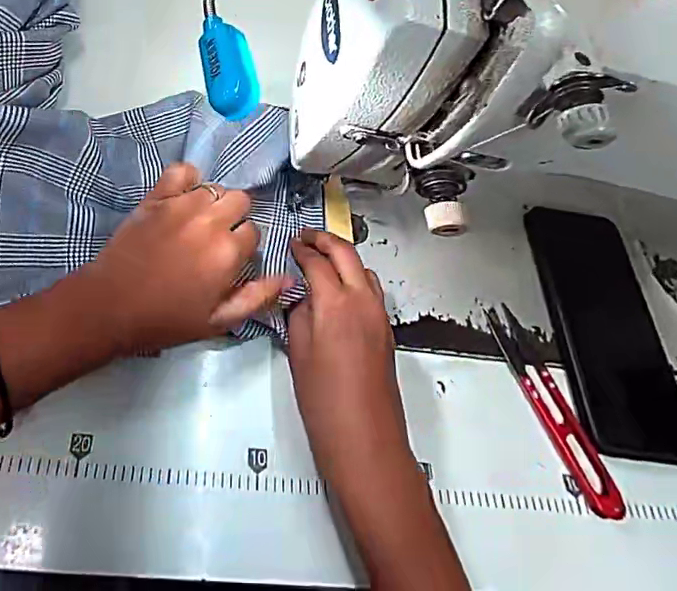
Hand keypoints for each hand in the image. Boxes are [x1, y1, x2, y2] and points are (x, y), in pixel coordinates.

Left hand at [55, 163, 291, 356]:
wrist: (111, 304)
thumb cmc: (166, 318)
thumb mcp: (218, 321)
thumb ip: (257, 297)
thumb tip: (290, 278)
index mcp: (228, 253)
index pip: (254, 233)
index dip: (243, 246)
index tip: (228, 259)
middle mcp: (209, 222)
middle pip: (240, 201)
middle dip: (235, 217)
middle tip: (216, 238)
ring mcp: (180, 205)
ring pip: (213, 188)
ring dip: (212, 202)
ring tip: (197, 222)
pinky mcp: (155, 197)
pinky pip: (180, 171)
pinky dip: (187, 179)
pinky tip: (183, 196)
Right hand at [286, 228, 410, 481]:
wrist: (365, 440)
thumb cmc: (325, 402)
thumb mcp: (297, 350)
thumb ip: (299, 313)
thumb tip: (301, 297)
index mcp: (336, 303)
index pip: (317, 261)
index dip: (301, 248)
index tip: (291, 244)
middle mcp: (363, 302)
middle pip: (346, 253)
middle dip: (324, 240)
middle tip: (306, 237)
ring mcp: (379, 316)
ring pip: (363, 269)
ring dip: (343, 257)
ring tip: (320, 259)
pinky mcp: (385, 331)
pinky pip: (371, 290)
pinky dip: (354, 278)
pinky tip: (337, 290)